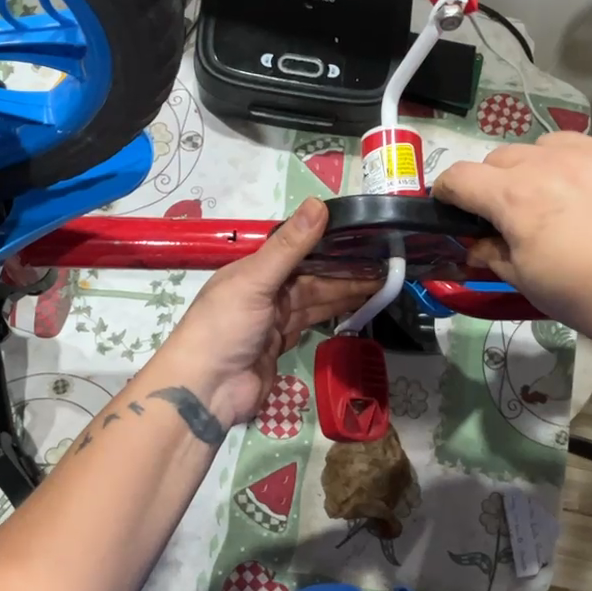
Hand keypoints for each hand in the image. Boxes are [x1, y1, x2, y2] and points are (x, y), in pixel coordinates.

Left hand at [151, 198, 379, 426]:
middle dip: (344, 272)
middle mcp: (263, 291)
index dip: (330, 244)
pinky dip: (332, 316)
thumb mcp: (255, 281)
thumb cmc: (225, 327)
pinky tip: (354, 308)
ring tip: (380, 284)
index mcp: (252, 269)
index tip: (364, 239)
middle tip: (384, 266)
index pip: (297, 250)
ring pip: (314, 301)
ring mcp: (272, 321)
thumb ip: (289, 246)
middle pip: (311, 277)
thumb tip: (318, 201)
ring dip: (344, 293)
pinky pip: (311, 324)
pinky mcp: (281, 346)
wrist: (207, 389)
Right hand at [432, 133, 591, 357]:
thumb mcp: (526, 282)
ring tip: (554, 200)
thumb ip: (492, 253)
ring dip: (534, 168)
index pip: (459, 177)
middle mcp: (550, 163)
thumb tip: (477, 242)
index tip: (452, 209)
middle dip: (492, 184)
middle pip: (499, 158)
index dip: (447, 193)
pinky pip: (588, 149)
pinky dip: (577, 168)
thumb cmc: (589, 299)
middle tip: (509, 217)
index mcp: (516, 197)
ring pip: (543, 146)